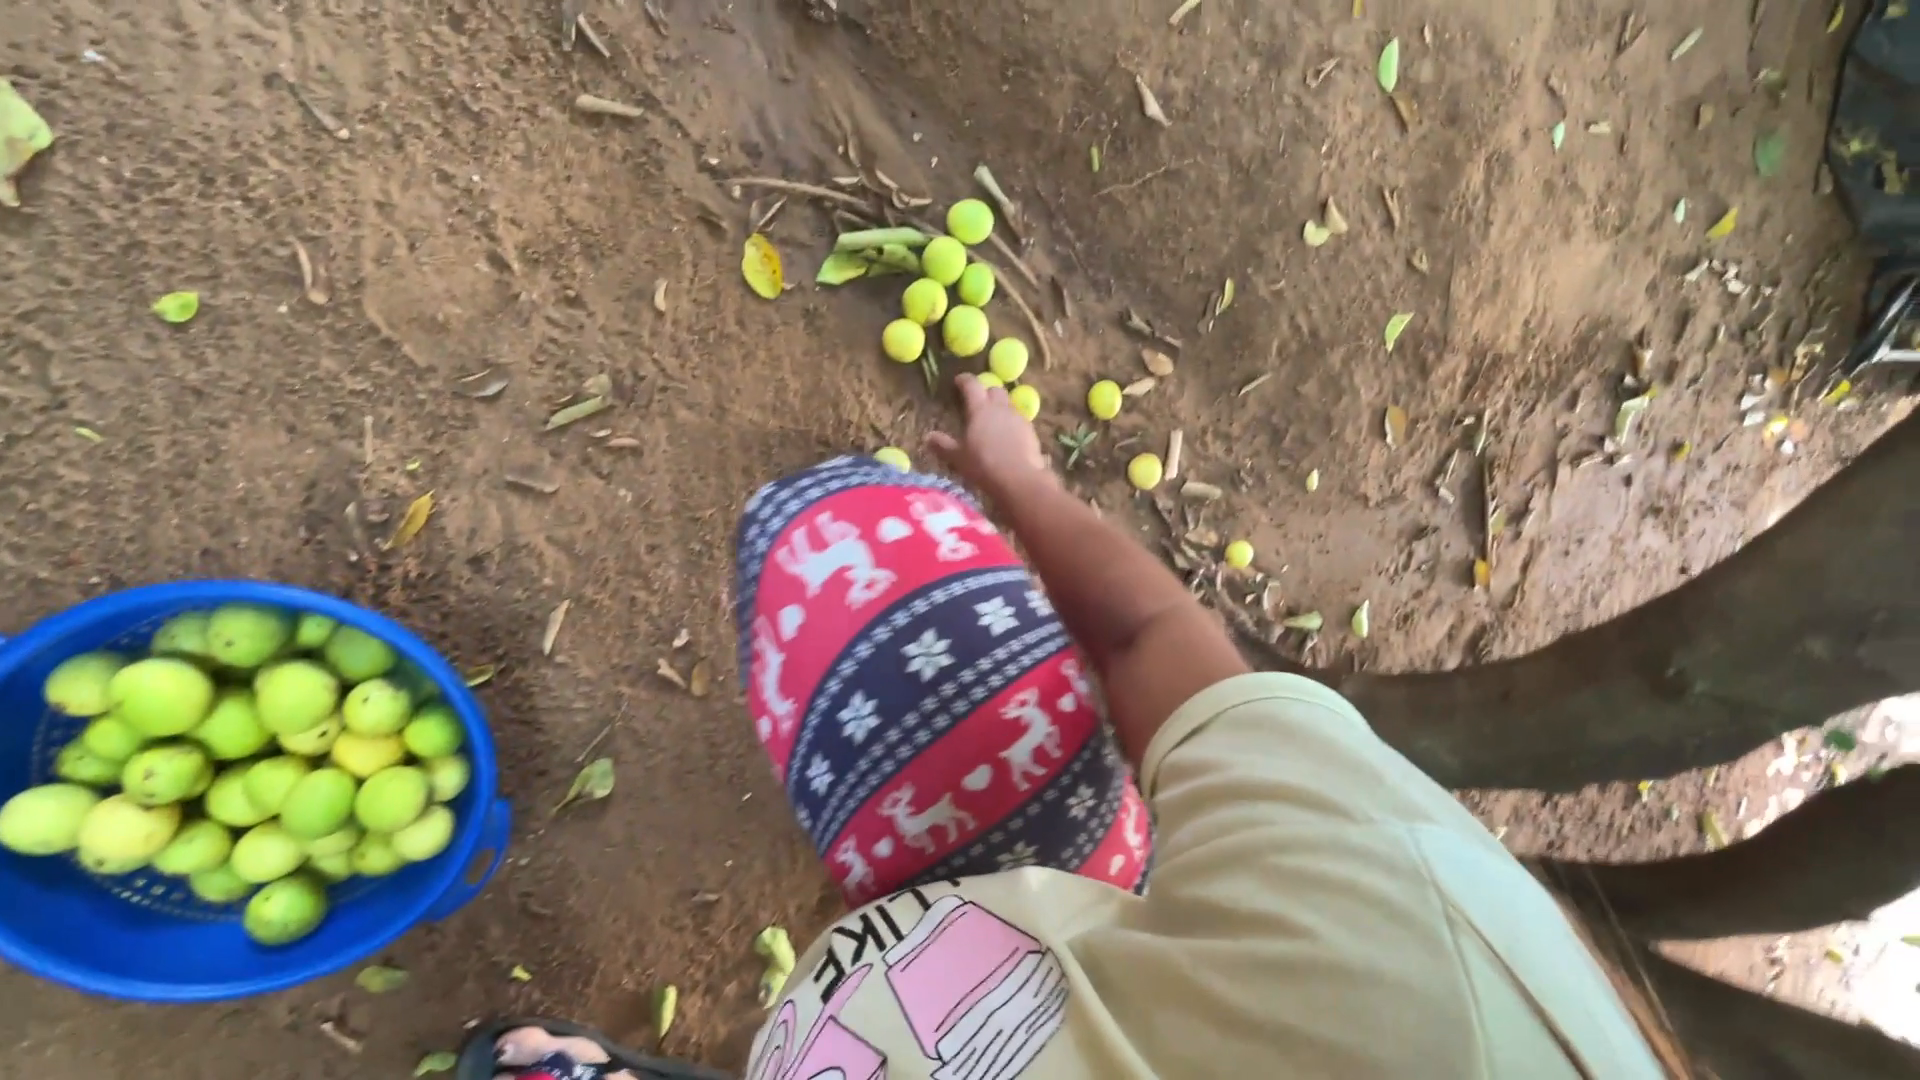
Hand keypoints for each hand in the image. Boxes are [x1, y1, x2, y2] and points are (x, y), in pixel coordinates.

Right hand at [925, 374, 1051, 496]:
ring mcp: (1018, 418)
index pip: (972, 385)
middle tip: (978, 401)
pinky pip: (1019, 419)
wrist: (1019, 479)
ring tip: (993, 420)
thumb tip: (928, 437)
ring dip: (1000, 407)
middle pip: (994, 390)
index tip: (959, 381)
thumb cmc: (983, 465)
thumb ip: (943, 445)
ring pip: (1009, 404)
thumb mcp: (958, 458)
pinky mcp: (1031, 431)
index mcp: (980, 409)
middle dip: (986, 391)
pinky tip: (1008, 436)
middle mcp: (1000, 408)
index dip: (965, 380)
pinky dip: (1012, 422)